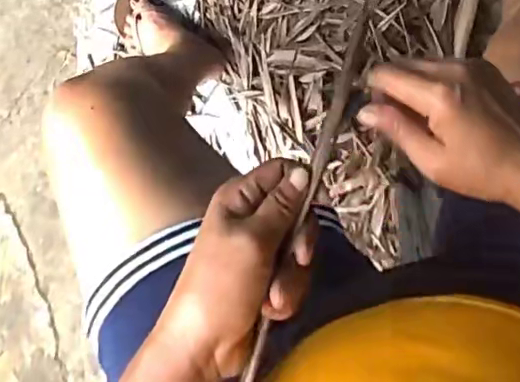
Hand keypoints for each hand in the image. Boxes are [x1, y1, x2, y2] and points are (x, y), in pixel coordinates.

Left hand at [139, 159, 317, 380]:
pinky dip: (286, 294)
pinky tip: (268, 308)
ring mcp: (259, 249)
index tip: (317, 205)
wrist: (202, 349)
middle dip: (299, 241)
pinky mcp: (267, 279)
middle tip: (295, 258)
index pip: (281, 171)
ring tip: (271, 296)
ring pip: (298, 249)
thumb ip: (282, 206)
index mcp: (240, 197)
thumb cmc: (220, 285)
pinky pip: (293, 276)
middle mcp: (251, 217)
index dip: (302, 184)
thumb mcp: (253, 240)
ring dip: (291, 277)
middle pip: (297, 211)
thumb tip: (304, 171)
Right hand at [356, 58, 519, 207]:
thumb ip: (397, 129)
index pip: (387, 74)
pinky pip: (446, 63)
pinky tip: (449, 104)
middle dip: (393, 85)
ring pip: (425, 62)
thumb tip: (364, 110)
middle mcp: (452, 68)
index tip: (378, 112)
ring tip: (426, 113)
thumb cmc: (480, 172)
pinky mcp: (484, 64)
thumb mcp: (433, 161)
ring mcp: (471, 63)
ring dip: (415, 80)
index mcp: (438, 94)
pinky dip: (437, 78)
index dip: (374, 90)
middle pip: (404, 63)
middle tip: (400, 116)